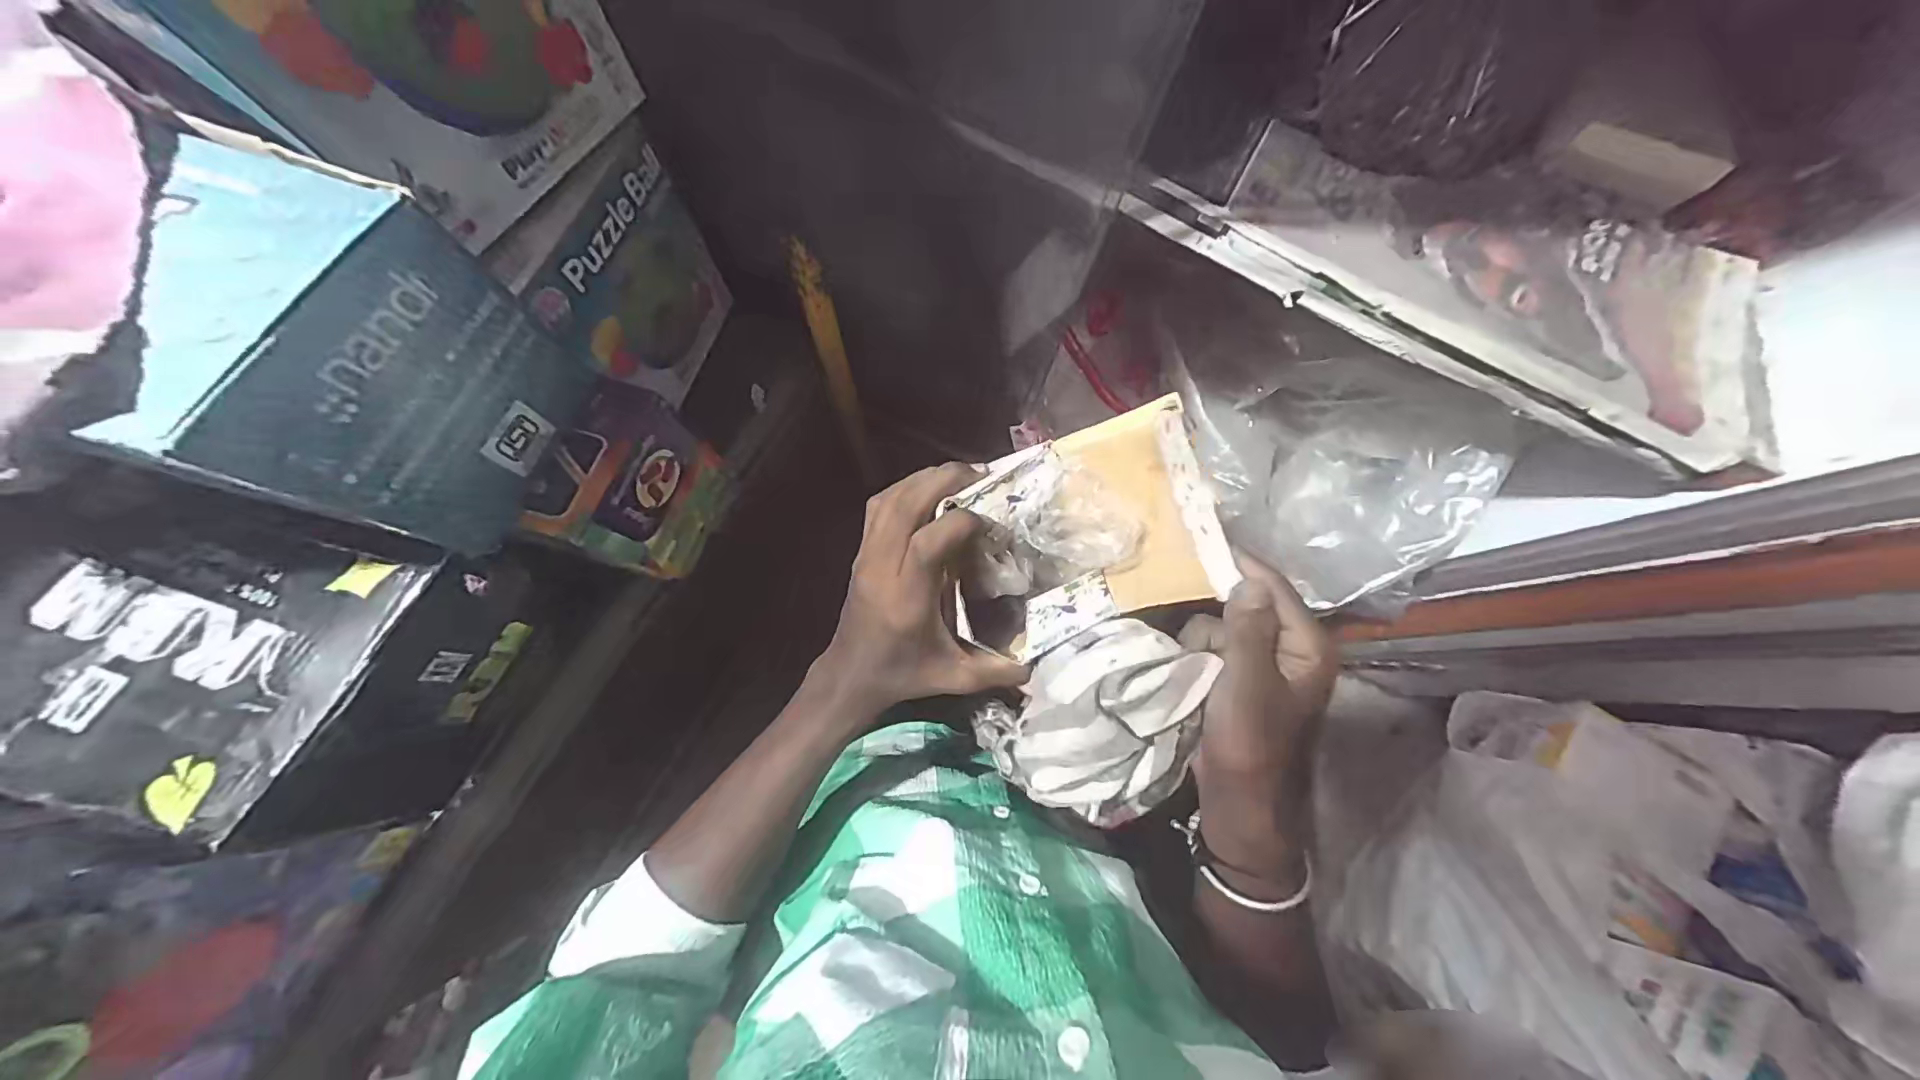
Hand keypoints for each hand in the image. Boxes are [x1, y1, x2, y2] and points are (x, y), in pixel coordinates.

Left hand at [813, 463, 1028, 717]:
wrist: (851, 674)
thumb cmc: (904, 674)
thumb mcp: (953, 678)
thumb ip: (994, 673)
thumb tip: (1033, 669)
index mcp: (907, 598)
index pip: (927, 543)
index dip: (959, 523)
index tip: (988, 523)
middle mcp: (882, 568)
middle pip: (905, 506)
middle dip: (942, 481)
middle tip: (979, 474)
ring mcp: (866, 555)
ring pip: (889, 499)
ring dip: (923, 479)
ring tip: (958, 476)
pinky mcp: (861, 551)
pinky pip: (878, 505)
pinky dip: (904, 488)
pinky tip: (927, 489)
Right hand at [1180, 552, 1337, 876]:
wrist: (1239, 803)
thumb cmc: (1248, 745)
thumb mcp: (1244, 684)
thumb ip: (1247, 631)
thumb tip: (1248, 580)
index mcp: (1307, 646)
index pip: (1273, 588)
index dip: (1239, 564)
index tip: (1200, 539)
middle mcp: (1291, 649)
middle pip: (1245, 605)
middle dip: (1214, 619)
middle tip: (1192, 626)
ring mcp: (1265, 665)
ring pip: (1222, 626)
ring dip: (1202, 643)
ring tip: (1194, 674)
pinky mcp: (1242, 679)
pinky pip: (1216, 648)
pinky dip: (1198, 656)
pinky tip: (1190, 676)